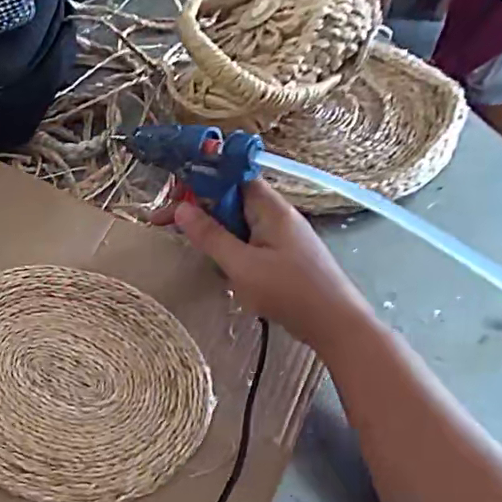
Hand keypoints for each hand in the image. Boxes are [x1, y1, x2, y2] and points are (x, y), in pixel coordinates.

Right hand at [153, 179, 375, 353]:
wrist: (336, 324)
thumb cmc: (289, 292)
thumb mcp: (241, 266)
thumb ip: (211, 237)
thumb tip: (181, 209)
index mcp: (270, 208)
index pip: (231, 177)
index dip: (199, 182)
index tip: (171, 199)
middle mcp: (277, 215)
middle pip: (232, 198)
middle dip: (199, 209)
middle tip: (165, 225)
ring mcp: (282, 236)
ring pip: (239, 222)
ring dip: (213, 230)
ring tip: (189, 245)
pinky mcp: (284, 256)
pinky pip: (249, 241)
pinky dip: (230, 247)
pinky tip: (220, 266)